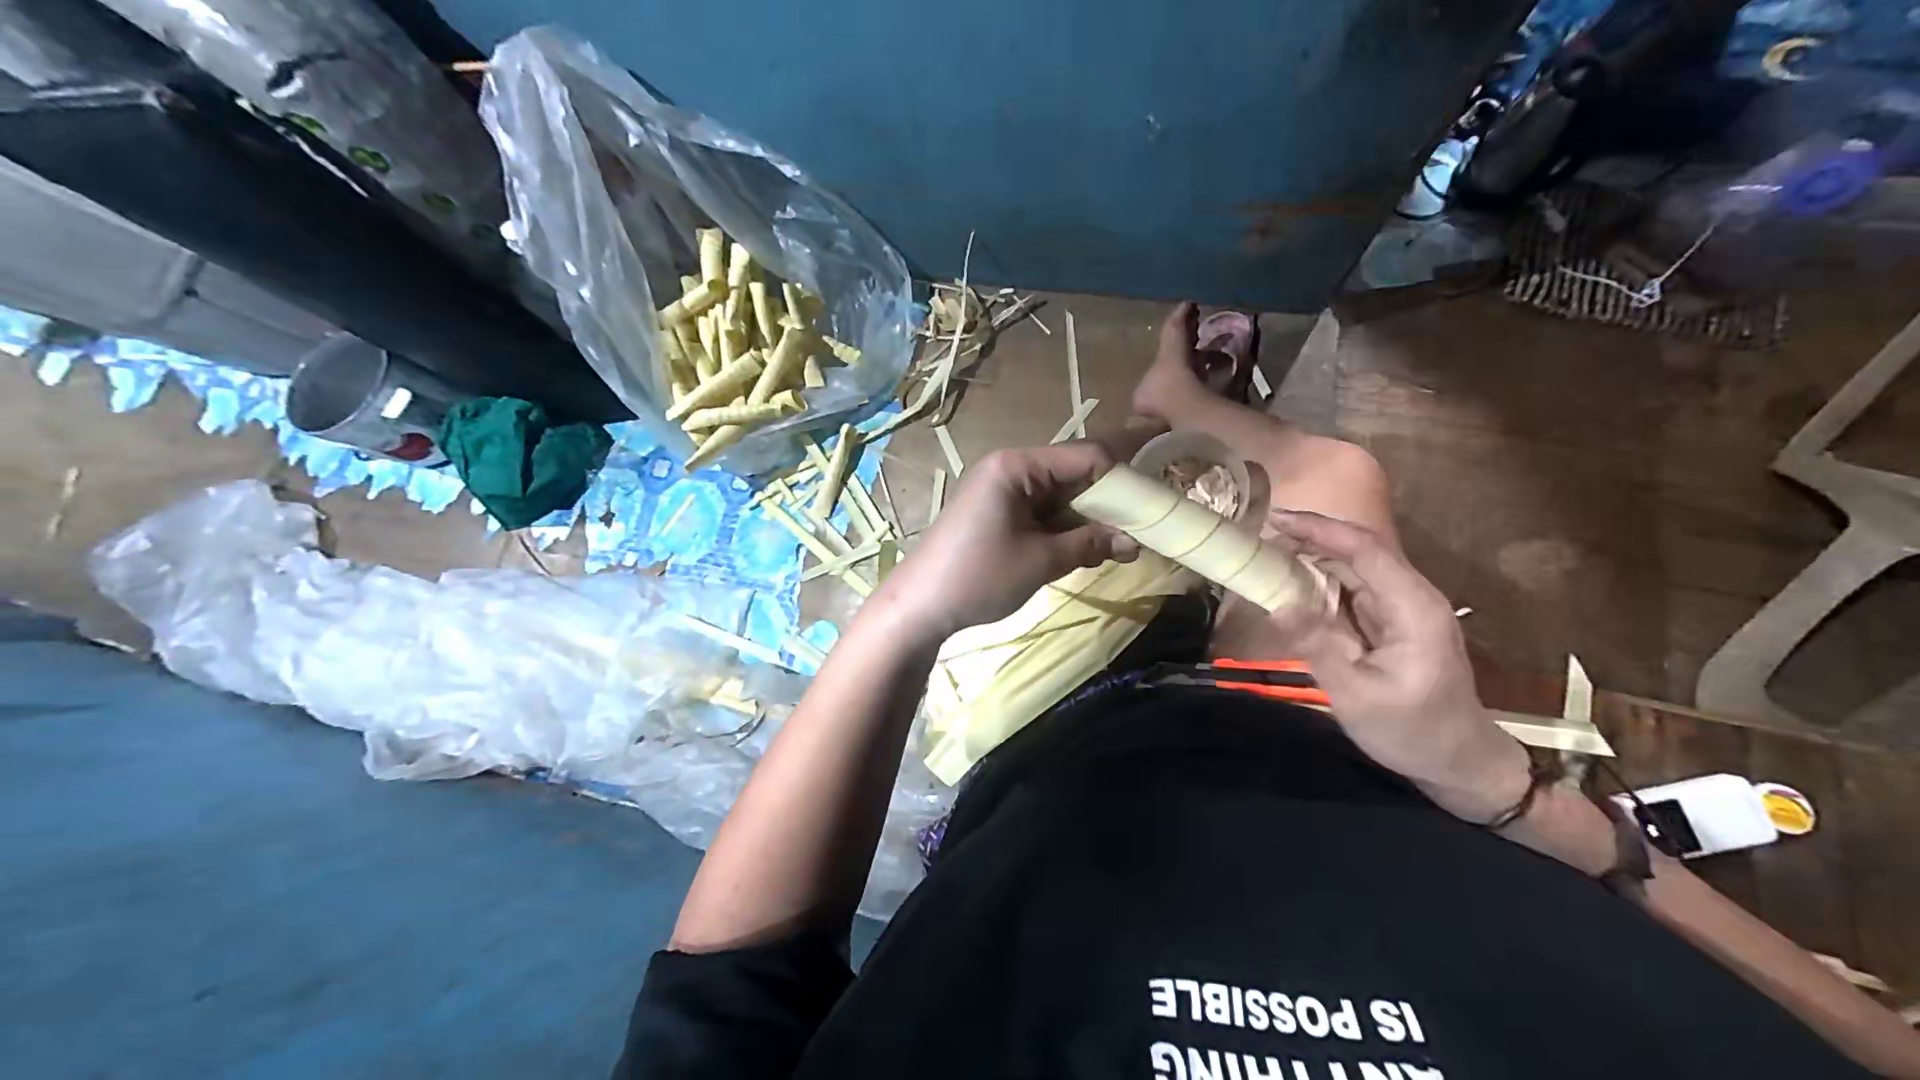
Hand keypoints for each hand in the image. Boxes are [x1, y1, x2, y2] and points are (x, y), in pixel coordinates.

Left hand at [874, 443, 1138, 642]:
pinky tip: (1094, 547)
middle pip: (1074, 472)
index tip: (1159, 495)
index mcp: (1016, 465)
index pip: (1085, 456)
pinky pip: (1044, 512)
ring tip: (1129, 539)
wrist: (920, 606)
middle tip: (1152, 516)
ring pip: (1061, 495)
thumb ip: (1089, 543)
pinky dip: (1068, 527)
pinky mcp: (999, 514)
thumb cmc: (979, 576)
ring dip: (1091, 516)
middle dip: (1111, 497)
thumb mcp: (1041, 560)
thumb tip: (1135, 541)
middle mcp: (1010, 469)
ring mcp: (1002, 492)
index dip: (1124, 474)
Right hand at [1269, 510, 1529, 822]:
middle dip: (1311, 535)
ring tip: (1268, 554)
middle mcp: (1413, 597)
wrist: (1461, 763)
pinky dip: (1321, 578)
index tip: (1273, 520)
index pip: (1365, 549)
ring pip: (1356, 565)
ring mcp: (1405, 608)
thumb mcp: (1356, 695)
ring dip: (1314, 555)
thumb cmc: (1412, 732)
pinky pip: (1354, 587)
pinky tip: (1293, 582)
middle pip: (1361, 549)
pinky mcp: (1394, 621)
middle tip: (1261, 535)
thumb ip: (1318, 646)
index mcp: (1412, 608)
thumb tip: (1277, 604)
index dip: (1319, 528)